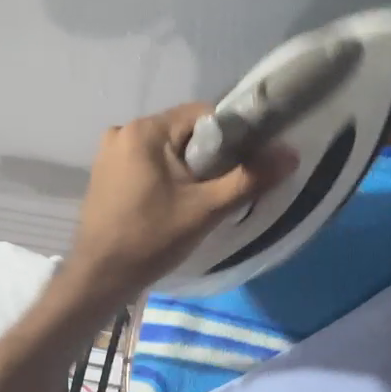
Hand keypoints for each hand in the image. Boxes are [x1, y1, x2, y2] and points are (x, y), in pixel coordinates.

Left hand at [60, 103, 295, 304]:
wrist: (100, 277)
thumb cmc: (152, 239)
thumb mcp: (206, 209)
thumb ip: (249, 178)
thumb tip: (290, 154)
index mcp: (145, 130)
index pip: (202, 115)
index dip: (231, 136)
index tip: (245, 163)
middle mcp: (123, 131)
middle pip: (183, 132)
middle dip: (208, 156)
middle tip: (224, 188)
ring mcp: (109, 153)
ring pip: (165, 150)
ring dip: (187, 169)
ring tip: (200, 200)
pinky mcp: (105, 174)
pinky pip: (147, 164)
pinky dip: (166, 177)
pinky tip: (173, 204)